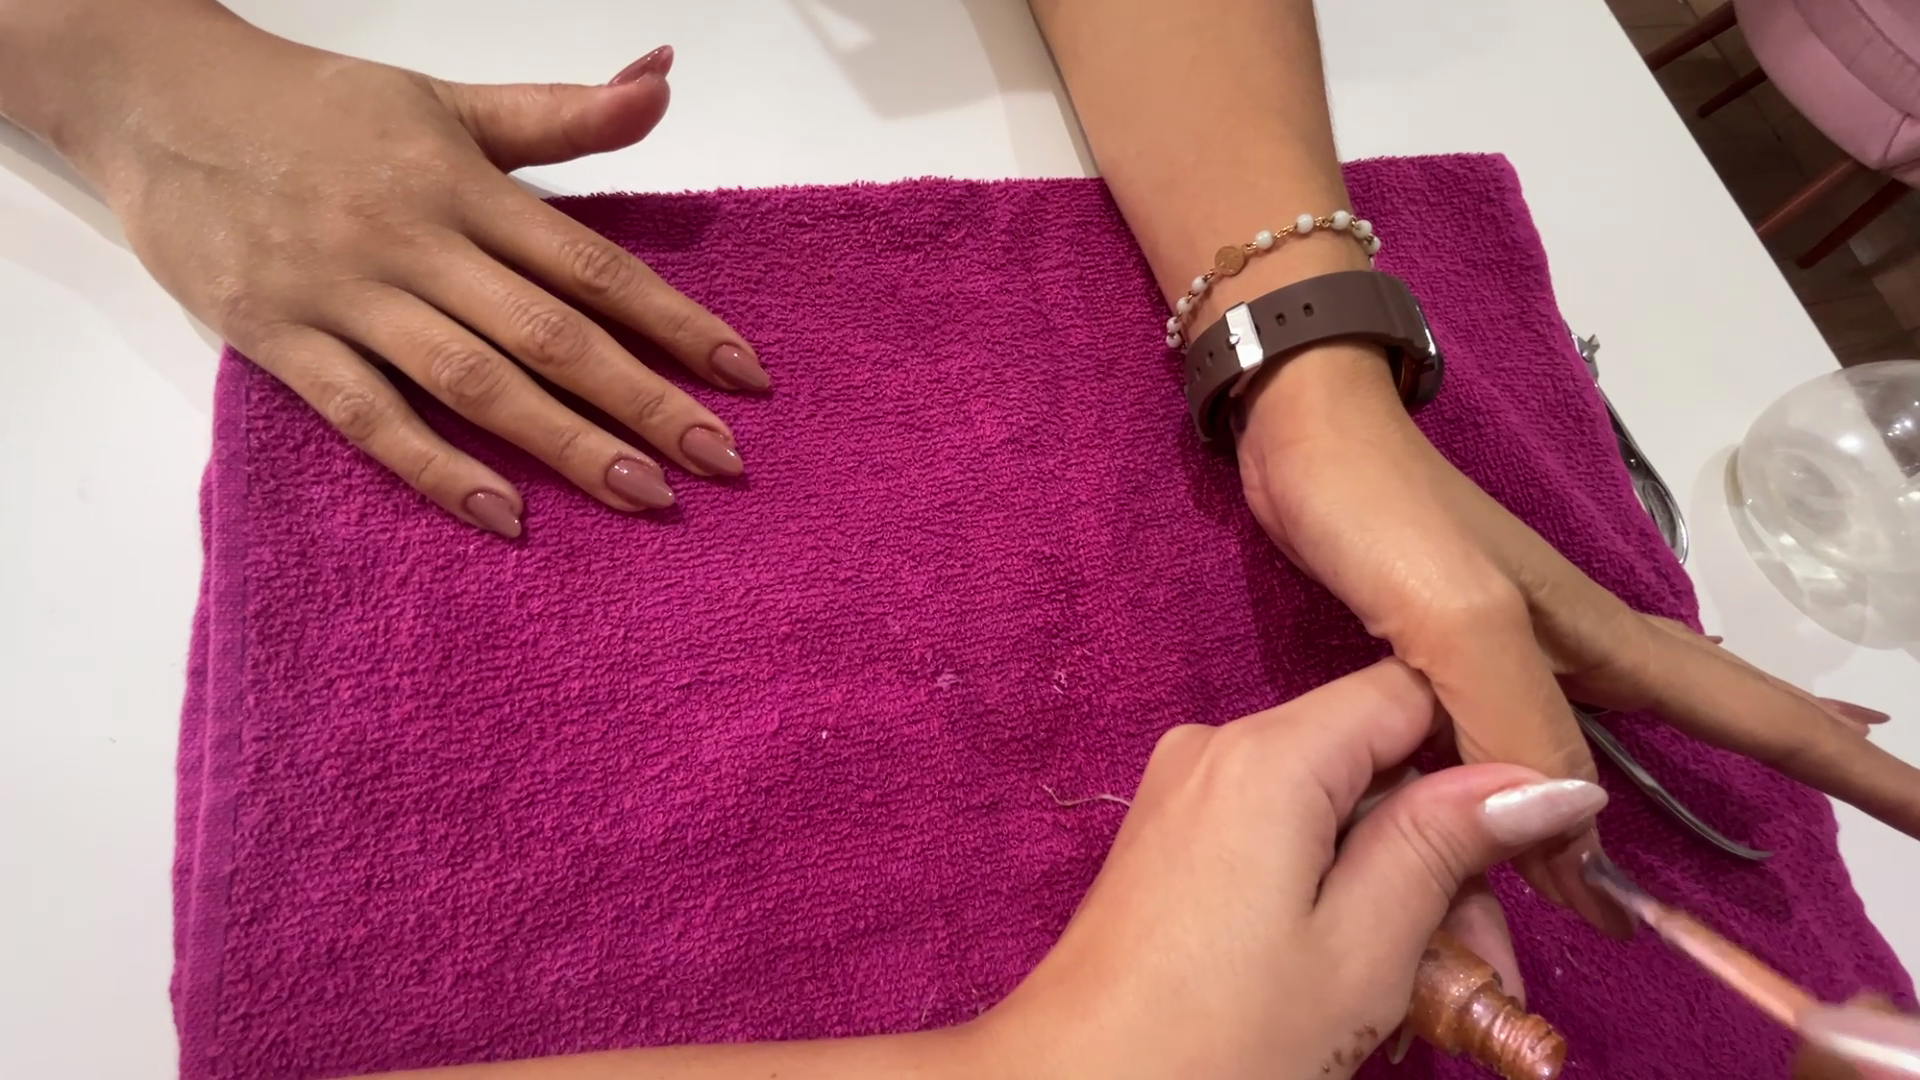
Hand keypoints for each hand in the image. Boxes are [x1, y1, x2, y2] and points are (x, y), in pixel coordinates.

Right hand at [74, 15, 764, 536]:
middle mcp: (418, 243)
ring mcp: (346, 295)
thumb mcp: (456, 103)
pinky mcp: (278, 339)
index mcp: (470, 189)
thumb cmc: (332, 111)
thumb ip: (568, 114)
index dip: (680, 324)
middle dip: (646, 403)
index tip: (747, 376)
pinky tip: (507, 518)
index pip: (599, 269)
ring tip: (647, 497)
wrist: (144, 86)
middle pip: (555, 338)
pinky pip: (367, 417)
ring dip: (568, 447)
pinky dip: (435, 470)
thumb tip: (665, 81)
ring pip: (477, 385)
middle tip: (722, 460)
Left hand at [981, 661, 1606, 1079]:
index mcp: (1266, 753)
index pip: (1402, 693)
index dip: (1482, 754)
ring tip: (1423, 996)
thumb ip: (1441, 844)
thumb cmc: (1226, 1033)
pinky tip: (1346, 962)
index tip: (1542, 846)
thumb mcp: (1359, 946)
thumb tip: (1546, 779)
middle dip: (1437, 850)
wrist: (1080, 1074)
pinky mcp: (1172, 819)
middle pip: (1366, 757)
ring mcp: (1186, 779)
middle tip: (1483, 970)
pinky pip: (1275, 821)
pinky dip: (1326, 876)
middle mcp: (1217, 742)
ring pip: (1327, 798)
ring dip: (1389, 880)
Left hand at [1233, 345, 1919, 933]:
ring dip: (1656, 771)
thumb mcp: (1459, 615)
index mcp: (1590, 635)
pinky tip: (1540, 755)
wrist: (1300, 437)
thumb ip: (1516, 717)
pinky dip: (1540, 745)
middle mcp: (1555, 638)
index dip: (1857, 773)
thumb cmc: (1383, 511)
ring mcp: (1488, 631)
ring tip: (1699, 828)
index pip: (1753, 711)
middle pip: (1694, 716)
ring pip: (1596, 720)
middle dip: (1783, 772)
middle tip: (1850, 830)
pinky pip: (1503, 707)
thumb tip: (1574, 832)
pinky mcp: (1422, 627)